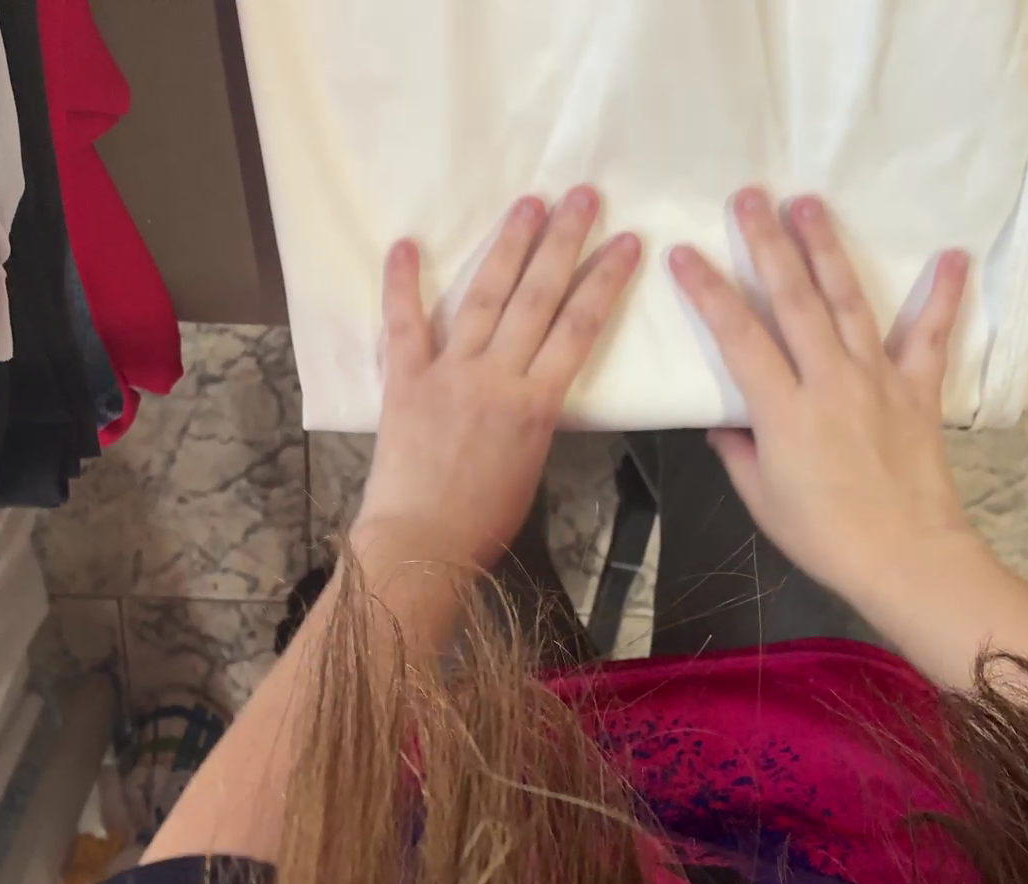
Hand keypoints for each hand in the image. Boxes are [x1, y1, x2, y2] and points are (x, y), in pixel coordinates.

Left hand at [351, 186, 641, 569]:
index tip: (627, 242)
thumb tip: (533, 385)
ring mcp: (448, 373)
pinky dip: (401, 284)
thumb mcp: (531, 467)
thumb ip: (535, 417)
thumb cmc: (483, 522)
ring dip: (508, 247)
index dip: (605, 282)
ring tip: (529, 203)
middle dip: (563, 243)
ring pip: (484, 298)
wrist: (421, 543)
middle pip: (537, 298)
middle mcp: (497, 377)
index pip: (579, 329)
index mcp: (537, 405)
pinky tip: (405, 243)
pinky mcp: (404, 380)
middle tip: (583, 196)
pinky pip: (403, 325)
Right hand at [668, 188, 987, 600]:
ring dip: (827, 249)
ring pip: (848, 302)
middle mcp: (830, 380)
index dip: (708, 292)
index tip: (684, 253)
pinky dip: (941, 297)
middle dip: (767, 244)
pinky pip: (930, 337)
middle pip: (793, 300)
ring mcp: (879, 379)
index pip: (738, 337)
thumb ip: (738, 451)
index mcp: (783, 410)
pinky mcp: (918, 390)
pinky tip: (948, 256)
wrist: (905, 556)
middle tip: (751, 196)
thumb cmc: (820, 533)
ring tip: (810, 203)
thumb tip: (725, 424)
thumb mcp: (760, 497)